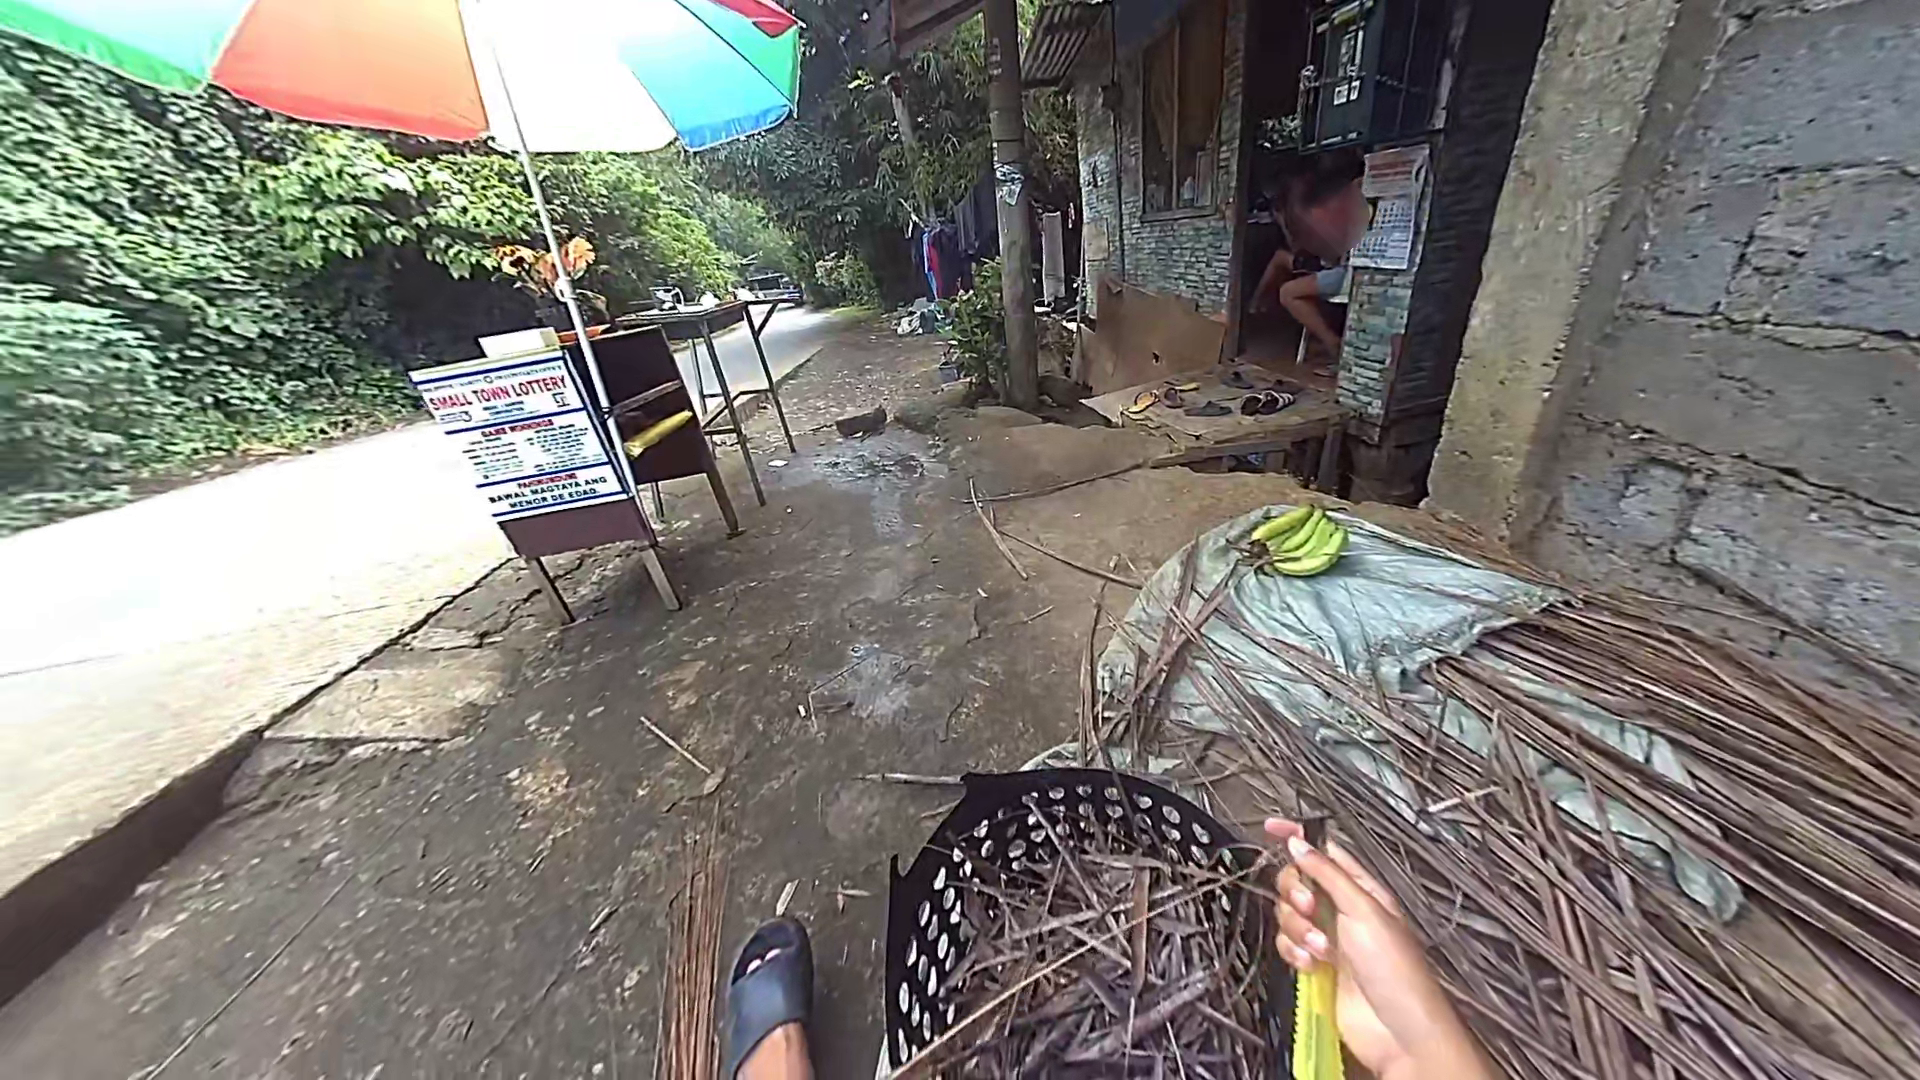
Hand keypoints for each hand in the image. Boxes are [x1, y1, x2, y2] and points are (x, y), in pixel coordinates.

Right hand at [1265, 818, 1495, 1079]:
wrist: (1400, 1036)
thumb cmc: (1397, 973)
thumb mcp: (1364, 911)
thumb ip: (1327, 873)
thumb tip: (1297, 841)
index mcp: (1358, 889)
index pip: (1322, 850)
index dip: (1297, 836)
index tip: (1271, 826)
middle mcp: (1339, 909)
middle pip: (1296, 879)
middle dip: (1295, 892)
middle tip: (1309, 907)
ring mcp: (1325, 936)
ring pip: (1287, 911)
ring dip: (1298, 929)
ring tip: (1322, 950)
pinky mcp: (1313, 962)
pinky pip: (1285, 942)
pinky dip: (1294, 951)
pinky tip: (1313, 965)